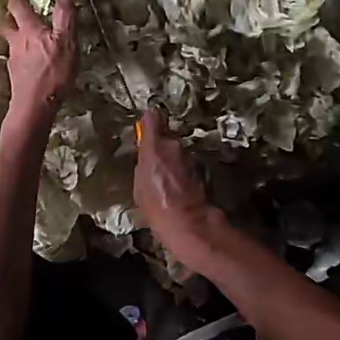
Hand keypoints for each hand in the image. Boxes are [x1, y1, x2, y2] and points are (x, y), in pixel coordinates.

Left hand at [5, 0, 76, 117]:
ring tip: (26, 34)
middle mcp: (17, 42)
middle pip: (8, 23)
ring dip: (16, 34)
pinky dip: (23, 53)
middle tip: (14, 8)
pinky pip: (18, 57)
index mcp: (29, 31)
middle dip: (9, 14)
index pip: (17, 6)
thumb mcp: (66, 43)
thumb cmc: (53, 73)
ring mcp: (14, 60)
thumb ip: (65, 19)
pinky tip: (32, 59)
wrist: (35, 106)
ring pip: (12, 41)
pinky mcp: (16, 75)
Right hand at [133, 108, 214, 240]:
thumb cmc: (155, 204)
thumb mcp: (139, 183)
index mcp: (155, 146)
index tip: (146, 120)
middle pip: (166, 136)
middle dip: (160, 144)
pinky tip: (175, 184)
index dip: (149, 119)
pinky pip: (185, 163)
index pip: (152, 119)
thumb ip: (143, 162)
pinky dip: (181, 169)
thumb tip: (147, 155)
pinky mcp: (200, 168)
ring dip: (172, 158)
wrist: (187, 220)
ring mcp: (189, 156)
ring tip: (164, 176)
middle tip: (153, 159)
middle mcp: (174, 145)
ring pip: (177, 150)